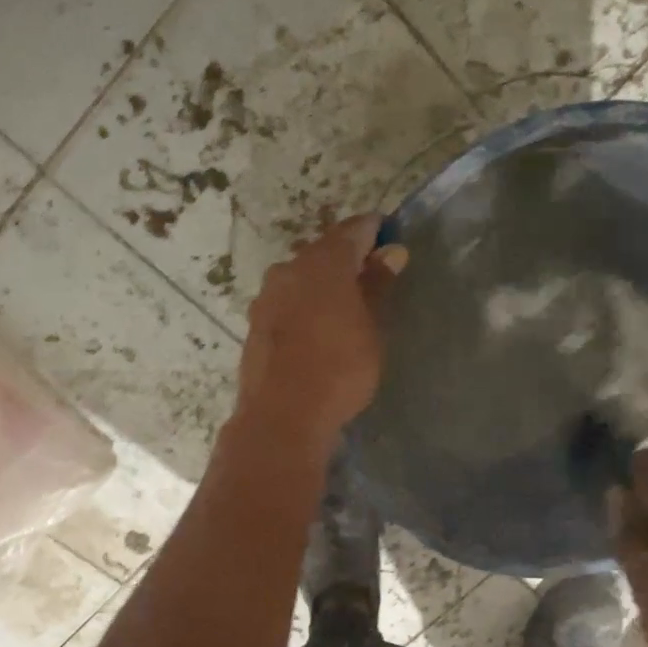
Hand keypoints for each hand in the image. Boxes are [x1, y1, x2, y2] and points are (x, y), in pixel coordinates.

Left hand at [234, 214, 407, 455]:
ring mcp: (267, 296)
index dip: (374, 231)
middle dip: (348, 258)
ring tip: (347, 307)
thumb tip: (391, 252)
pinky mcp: (256, 324)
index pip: (353, 231)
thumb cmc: (339, 368)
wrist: (283, 415)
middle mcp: (289, 269)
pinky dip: (306, 305)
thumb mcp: (371, 328)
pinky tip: (318, 328)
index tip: (391, 237)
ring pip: (302, 277)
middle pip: (323, 252)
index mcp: (323, 262)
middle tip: (373, 277)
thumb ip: (377, 286)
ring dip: (324, 284)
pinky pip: (288, 302)